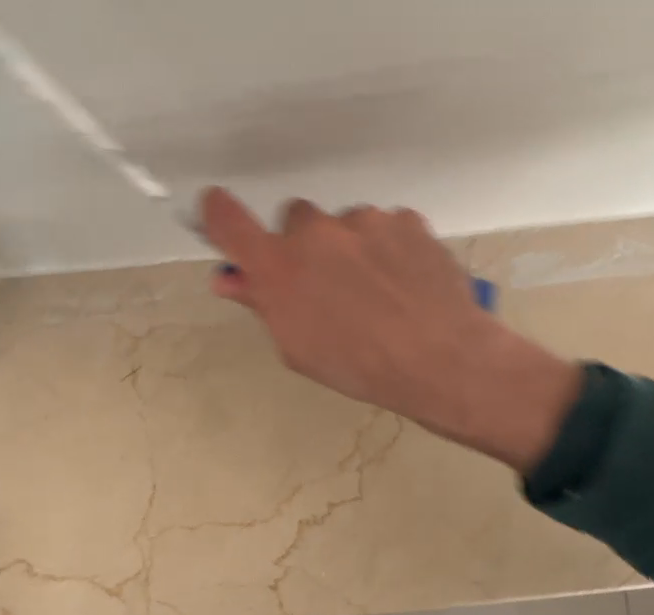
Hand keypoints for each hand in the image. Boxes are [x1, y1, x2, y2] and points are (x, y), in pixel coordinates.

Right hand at [199, 188, 581, 472]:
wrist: (437, 357)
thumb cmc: (356, 364)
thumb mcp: (296, 346)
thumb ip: (262, 303)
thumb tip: (233, 279)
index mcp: (279, 267)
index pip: (229, 221)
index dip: (217, 213)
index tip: (216, 210)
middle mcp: (316, 232)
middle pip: (296, 220)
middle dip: (304, 246)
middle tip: (324, 286)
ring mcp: (364, 221)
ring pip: (344, 225)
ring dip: (349, 249)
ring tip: (374, 295)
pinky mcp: (405, 219)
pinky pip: (385, 228)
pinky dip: (387, 249)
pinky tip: (401, 285)